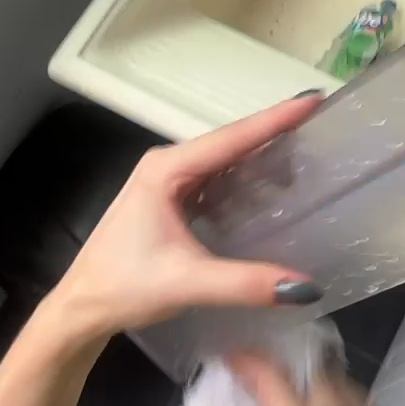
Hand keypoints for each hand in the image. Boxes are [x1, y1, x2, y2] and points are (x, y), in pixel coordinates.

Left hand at [47, 96, 325, 338]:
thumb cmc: (124, 286)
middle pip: (229, 144)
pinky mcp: (169, 201)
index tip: (313, 98)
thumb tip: (306, 287)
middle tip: (321, 130)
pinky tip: (267, 196)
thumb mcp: (187, 283)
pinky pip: (214, 183)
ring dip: (259, 161)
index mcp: (166, 170)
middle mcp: (166, 166)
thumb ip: (245, 283)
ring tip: (304, 161)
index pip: (231, 138)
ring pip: (222, 163)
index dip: (275, 119)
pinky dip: (242, 185)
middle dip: (274, 136)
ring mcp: (166, 182)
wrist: (82, 307)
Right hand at [228, 351, 404, 405]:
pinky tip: (309, 401)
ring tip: (275, 381)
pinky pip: (338, 383)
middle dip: (270, 358)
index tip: (224, 356)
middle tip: (246, 367)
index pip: (271, 380)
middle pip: (298, 364)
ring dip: (296, 369)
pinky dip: (318, 382)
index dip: (245, 362)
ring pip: (320, 370)